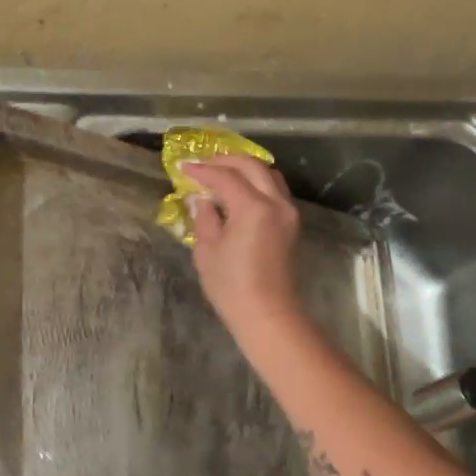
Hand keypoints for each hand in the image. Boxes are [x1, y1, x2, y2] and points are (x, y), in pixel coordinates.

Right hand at [182, 155, 303, 333]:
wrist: (268, 314)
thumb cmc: (231, 287)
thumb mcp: (207, 250)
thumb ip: (204, 218)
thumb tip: (201, 200)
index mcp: (253, 208)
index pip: (225, 176)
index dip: (203, 170)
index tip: (184, 167)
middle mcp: (276, 203)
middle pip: (252, 166)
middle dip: (226, 160)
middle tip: (203, 164)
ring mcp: (288, 212)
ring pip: (269, 174)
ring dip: (245, 168)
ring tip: (222, 173)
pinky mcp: (291, 223)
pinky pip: (275, 190)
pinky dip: (257, 182)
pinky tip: (239, 191)